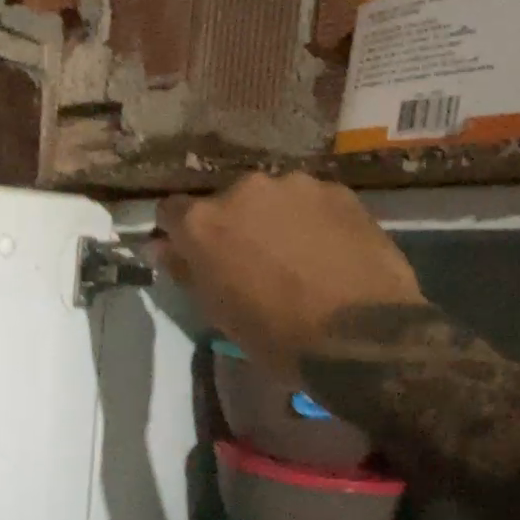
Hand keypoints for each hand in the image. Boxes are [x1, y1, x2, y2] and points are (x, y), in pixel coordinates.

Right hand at [151, 173, 424, 377]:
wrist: (357, 334)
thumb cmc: (272, 333)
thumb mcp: (214, 310)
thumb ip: (184, 270)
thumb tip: (161, 247)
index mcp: (202, 222)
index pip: (170, 211)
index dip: (179, 233)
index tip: (189, 253)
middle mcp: (242, 190)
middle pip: (225, 202)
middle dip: (231, 225)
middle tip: (248, 259)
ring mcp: (295, 185)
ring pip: (271, 199)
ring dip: (272, 220)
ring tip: (293, 255)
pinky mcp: (339, 191)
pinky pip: (311, 202)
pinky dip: (311, 221)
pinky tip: (326, 252)